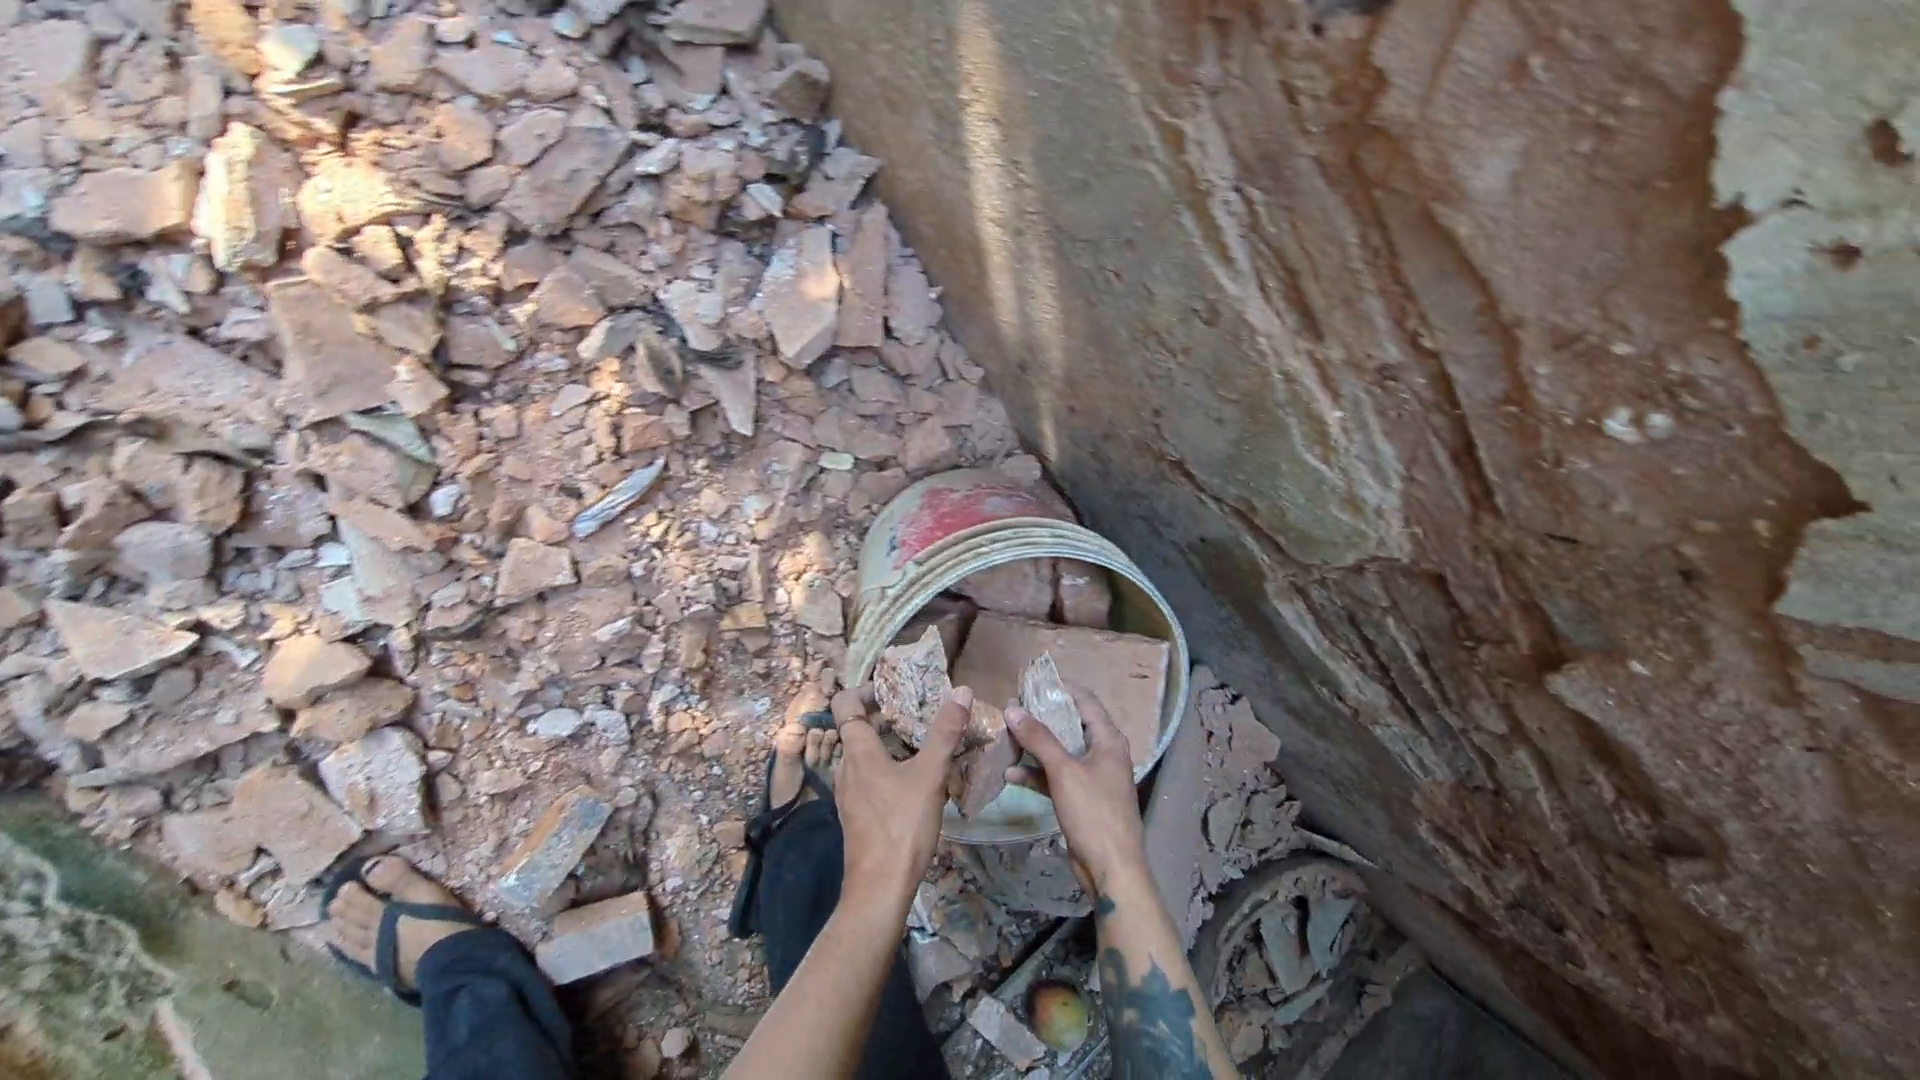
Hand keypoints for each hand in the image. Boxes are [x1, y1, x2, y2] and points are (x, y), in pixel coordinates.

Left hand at [829, 684, 969, 909]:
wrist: (880, 887)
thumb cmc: (902, 825)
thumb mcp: (930, 775)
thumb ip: (945, 732)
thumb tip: (961, 691)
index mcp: (858, 752)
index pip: (844, 705)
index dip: (864, 691)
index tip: (893, 691)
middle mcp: (846, 768)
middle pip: (855, 729)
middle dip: (882, 717)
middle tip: (916, 713)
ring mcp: (847, 794)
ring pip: (862, 756)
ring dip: (885, 744)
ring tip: (918, 744)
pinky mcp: (855, 814)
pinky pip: (866, 778)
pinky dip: (884, 768)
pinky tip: (911, 781)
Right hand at [1005, 687, 1147, 894]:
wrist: (1111, 867)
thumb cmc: (1094, 812)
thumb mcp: (1064, 771)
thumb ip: (1039, 739)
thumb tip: (1012, 708)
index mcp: (1108, 740)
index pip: (1085, 701)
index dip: (1060, 688)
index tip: (1031, 681)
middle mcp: (1102, 753)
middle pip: (1070, 725)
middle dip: (1041, 717)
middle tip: (1012, 708)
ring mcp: (1092, 777)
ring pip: (1060, 752)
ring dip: (1035, 747)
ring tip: (1006, 736)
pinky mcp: (1081, 799)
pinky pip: (1056, 777)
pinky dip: (1036, 774)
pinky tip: (1011, 774)